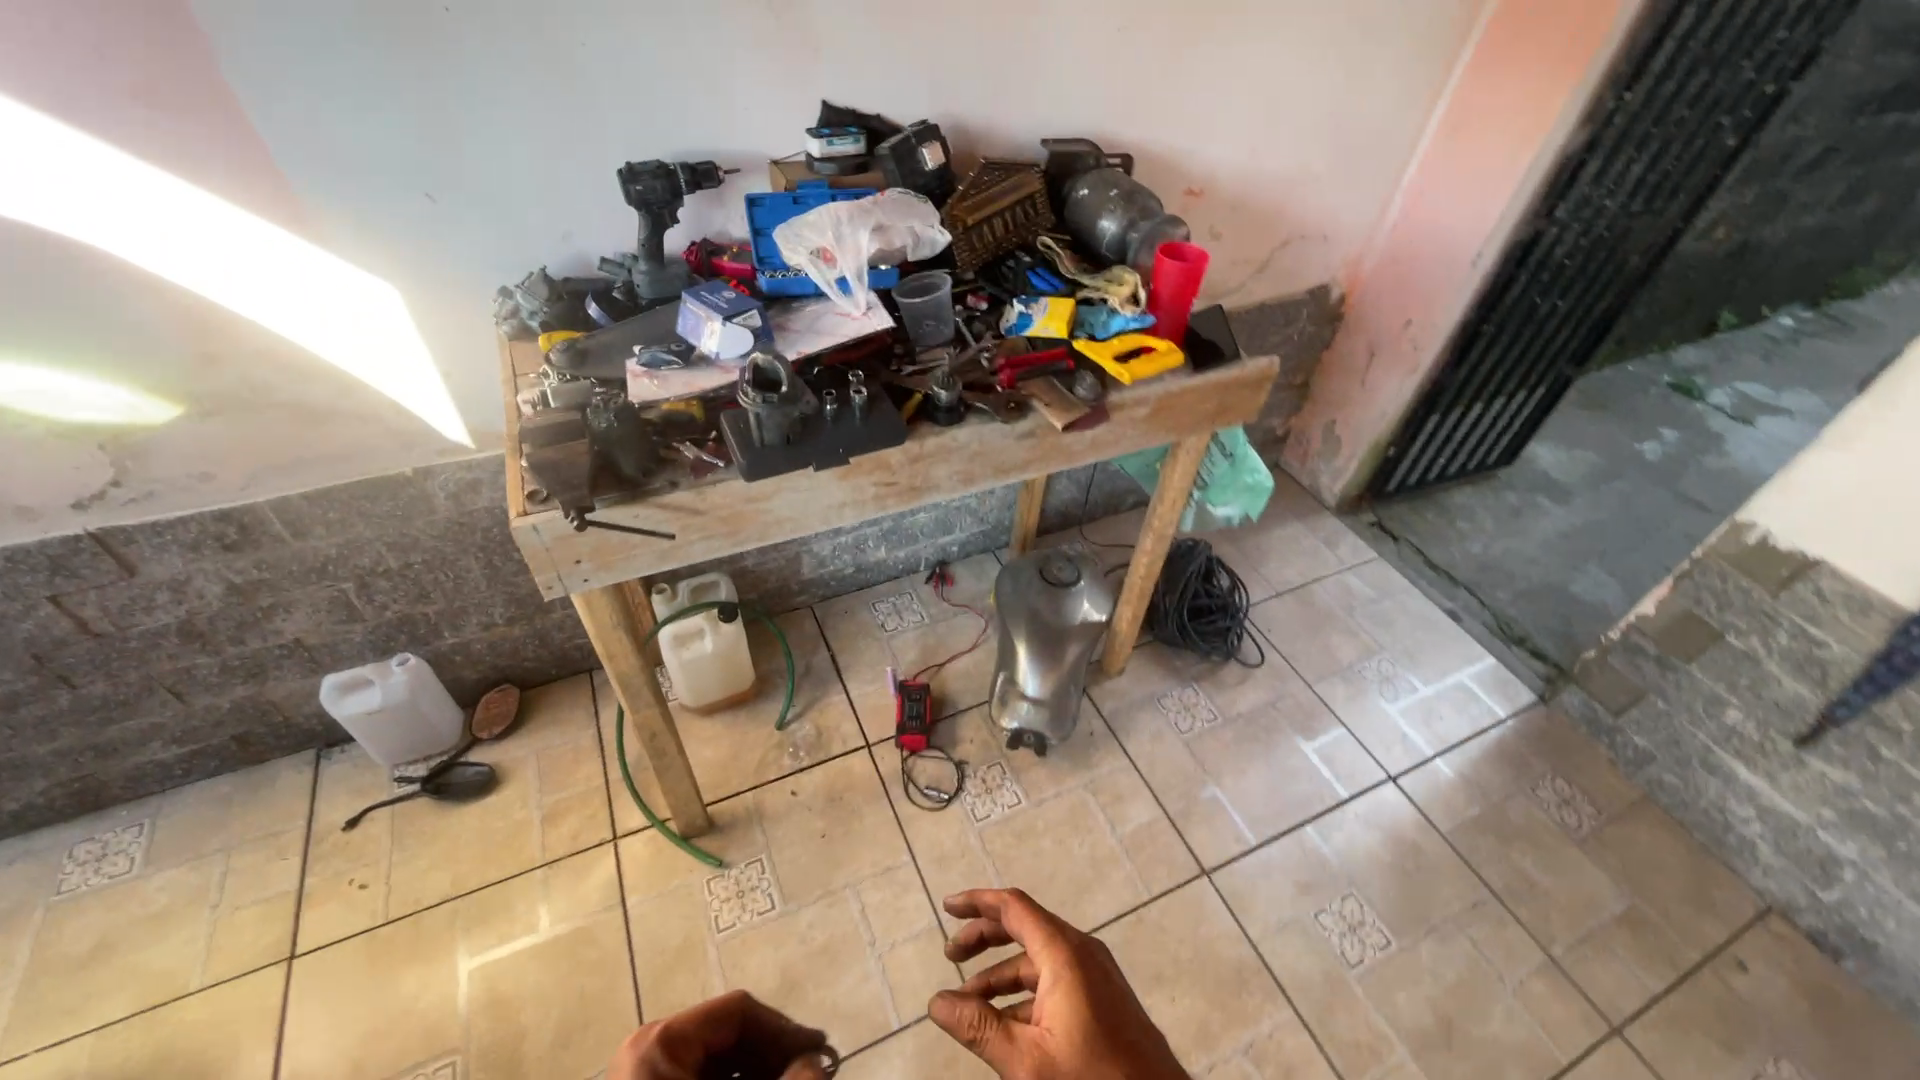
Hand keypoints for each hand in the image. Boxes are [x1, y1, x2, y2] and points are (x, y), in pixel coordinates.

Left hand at [608, 990, 833, 1079]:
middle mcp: (647, 1055)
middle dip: (772, 1059)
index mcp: (660, 1044)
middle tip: (811, 1079)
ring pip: (717, 1066)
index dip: (784, 1031)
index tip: (820, 1060)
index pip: (737, 1013)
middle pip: (727, 1037)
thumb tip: (816, 1063)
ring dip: (758, 1078)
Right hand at [928, 888, 1187, 1079]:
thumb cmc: (1092, 1078)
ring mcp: (1096, 975)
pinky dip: (1024, 994)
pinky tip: (1004, 1024)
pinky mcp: (1103, 998)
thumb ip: (978, 1028)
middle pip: (1024, 928)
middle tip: (950, 957)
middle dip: (984, 939)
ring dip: (1000, 975)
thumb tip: (936, 1002)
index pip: (1013, 907)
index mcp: (1064, 953)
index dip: (977, 902)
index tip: (947, 907)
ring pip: (1038, 960)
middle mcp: (1082, 952)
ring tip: (968, 1004)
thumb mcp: (1026, 1060)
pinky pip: (1055, 981)